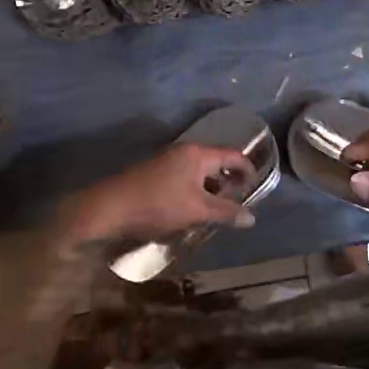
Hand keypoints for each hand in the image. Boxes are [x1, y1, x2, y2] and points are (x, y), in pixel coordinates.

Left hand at [62, 142, 257, 243]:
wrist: (110, 206)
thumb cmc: (158, 205)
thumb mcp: (197, 211)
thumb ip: (226, 213)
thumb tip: (251, 218)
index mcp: (198, 154)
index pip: (233, 155)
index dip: (248, 169)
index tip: (258, 186)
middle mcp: (185, 150)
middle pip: (216, 160)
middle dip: (230, 179)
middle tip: (241, 199)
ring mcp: (168, 158)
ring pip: (200, 168)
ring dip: (212, 185)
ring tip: (219, 207)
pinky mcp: (156, 170)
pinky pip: (186, 174)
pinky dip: (197, 186)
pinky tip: (194, 206)